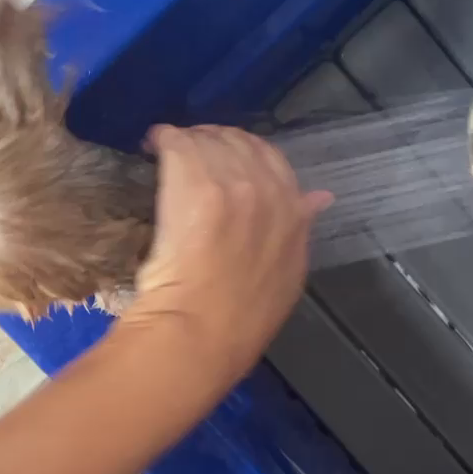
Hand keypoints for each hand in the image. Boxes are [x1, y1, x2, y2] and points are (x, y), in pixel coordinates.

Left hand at [121, 125, 331, 386]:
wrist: (199, 334)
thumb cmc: (235, 324)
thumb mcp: (284, 278)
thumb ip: (298, 231)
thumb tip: (319, 198)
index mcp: (294, 217)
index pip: (275, 162)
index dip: (246, 155)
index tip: (222, 163)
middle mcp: (269, 193)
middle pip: (241, 144)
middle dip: (215, 143)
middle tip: (189, 154)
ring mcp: (234, 186)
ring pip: (209, 141)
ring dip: (188, 142)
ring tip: (170, 152)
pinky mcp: (196, 183)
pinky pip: (179, 143)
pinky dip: (164, 140)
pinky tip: (154, 144)